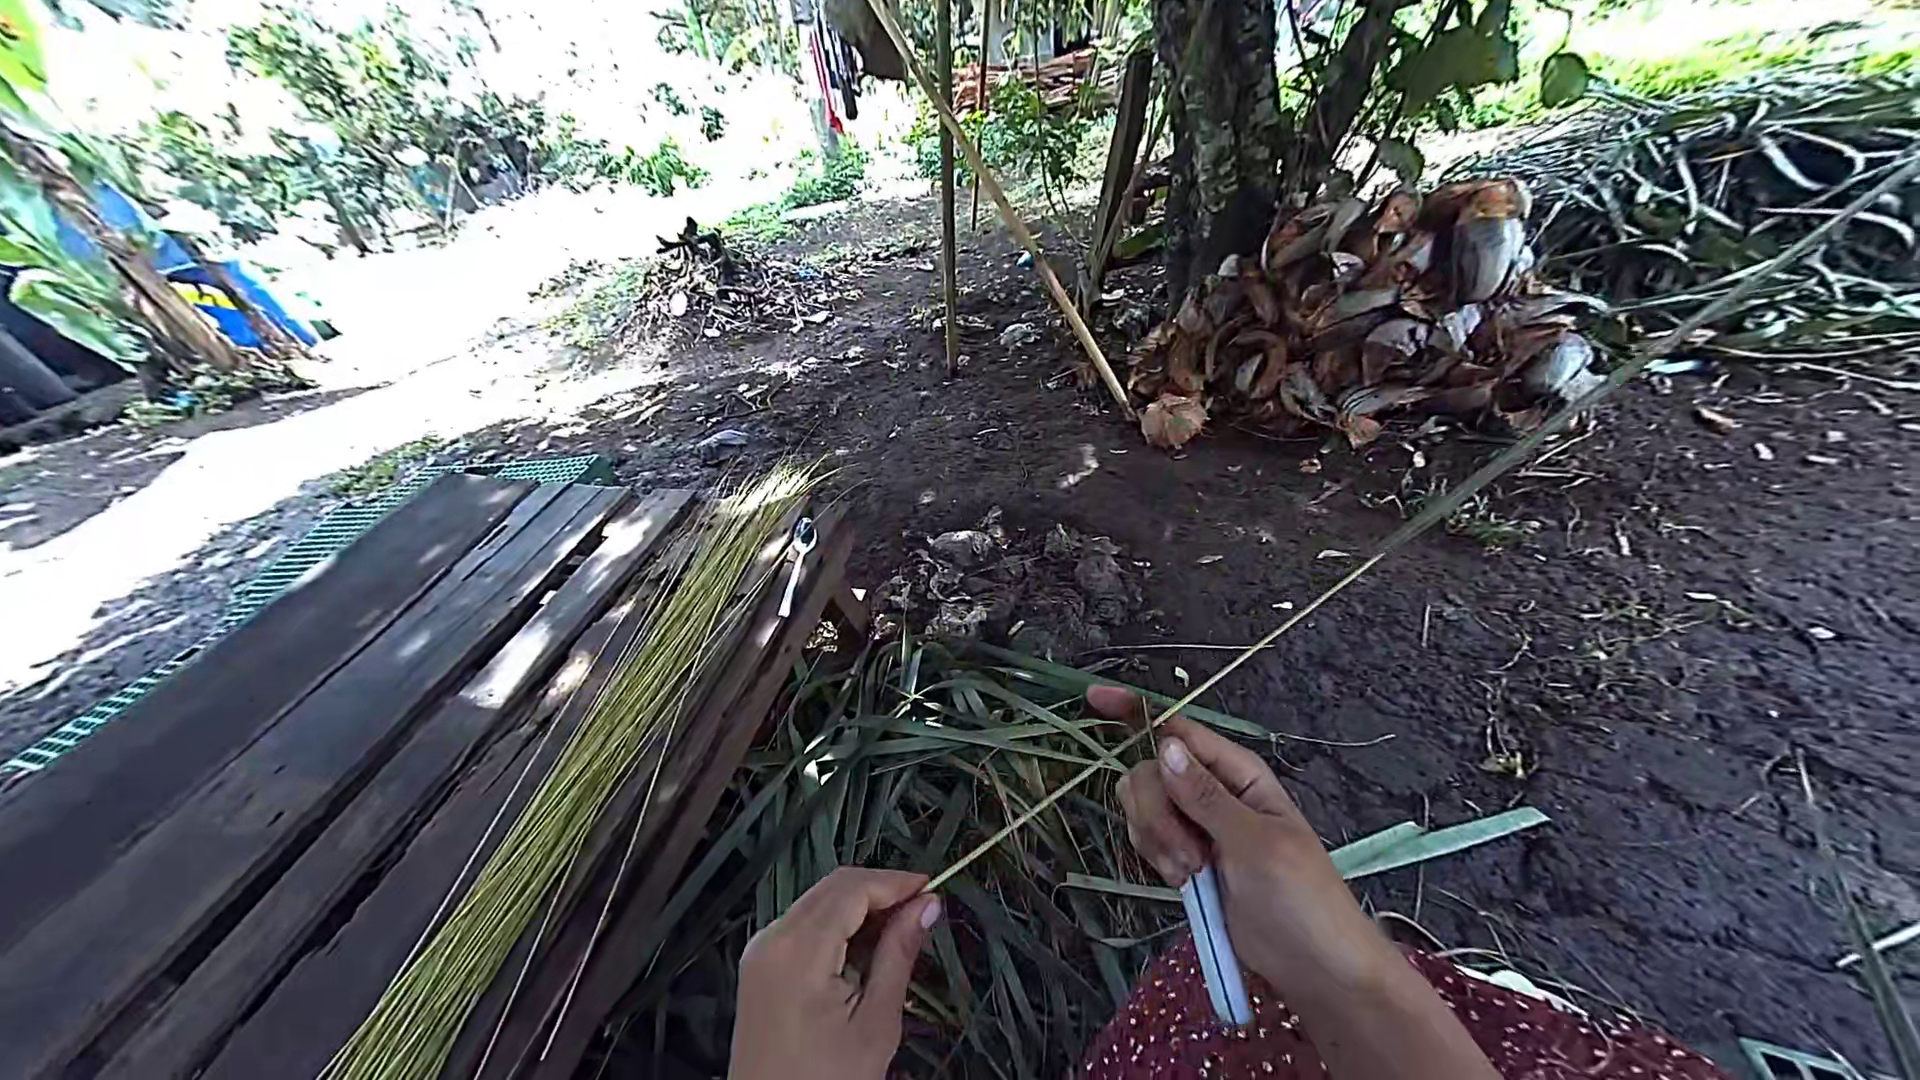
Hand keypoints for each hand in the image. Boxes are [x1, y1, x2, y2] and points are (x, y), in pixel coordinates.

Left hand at [730, 867, 941, 1079]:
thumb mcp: (874, 1025)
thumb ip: (899, 954)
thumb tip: (926, 905)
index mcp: (798, 951)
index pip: (853, 888)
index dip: (896, 881)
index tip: (931, 888)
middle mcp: (773, 938)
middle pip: (836, 886)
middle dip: (881, 890)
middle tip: (920, 908)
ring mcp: (762, 949)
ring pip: (822, 898)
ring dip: (862, 905)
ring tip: (898, 931)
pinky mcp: (762, 961)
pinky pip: (807, 919)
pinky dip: (840, 922)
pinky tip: (865, 948)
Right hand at [1093, 687, 1397, 1003]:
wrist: (1312, 970)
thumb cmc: (1302, 898)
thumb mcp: (1258, 843)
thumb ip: (1205, 796)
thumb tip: (1163, 746)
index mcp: (1234, 770)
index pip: (1176, 727)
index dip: (1134, 711)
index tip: (1094, 699)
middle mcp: (1207, 785)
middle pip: (1148, 770)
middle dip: (1156, 812)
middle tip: (1190, 853)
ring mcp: (1191, 819)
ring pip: (1140, 802)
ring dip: (1156, 838)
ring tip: (1193, 871)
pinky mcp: (1178, 849)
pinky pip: (1143, 833)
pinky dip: (1155, 855)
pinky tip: (1184, 880)